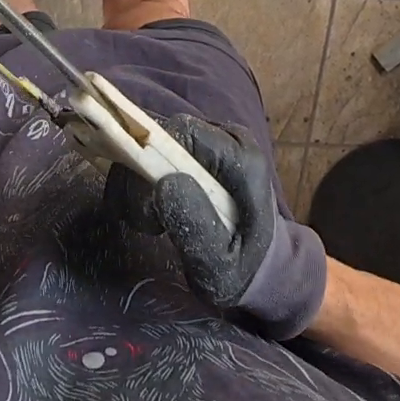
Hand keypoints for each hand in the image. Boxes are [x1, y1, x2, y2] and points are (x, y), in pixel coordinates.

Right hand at [105, 114, 326, 338]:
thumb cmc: (243, 268)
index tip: (148, 211)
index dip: (152, 159)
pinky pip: (155, 151)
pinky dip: (141, 180)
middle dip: (141, 175)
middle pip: (164, 133)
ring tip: (148, 221)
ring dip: (138, 180)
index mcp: (243, 158)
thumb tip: (162, 183)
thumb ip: (197, 226)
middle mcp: (228, 139)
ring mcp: (212, 141)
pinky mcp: (196, 152)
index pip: (183, 132)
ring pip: (153, 141)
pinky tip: (149, 213)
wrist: (261, 266)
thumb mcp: (221, 264)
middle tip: (146, 223)